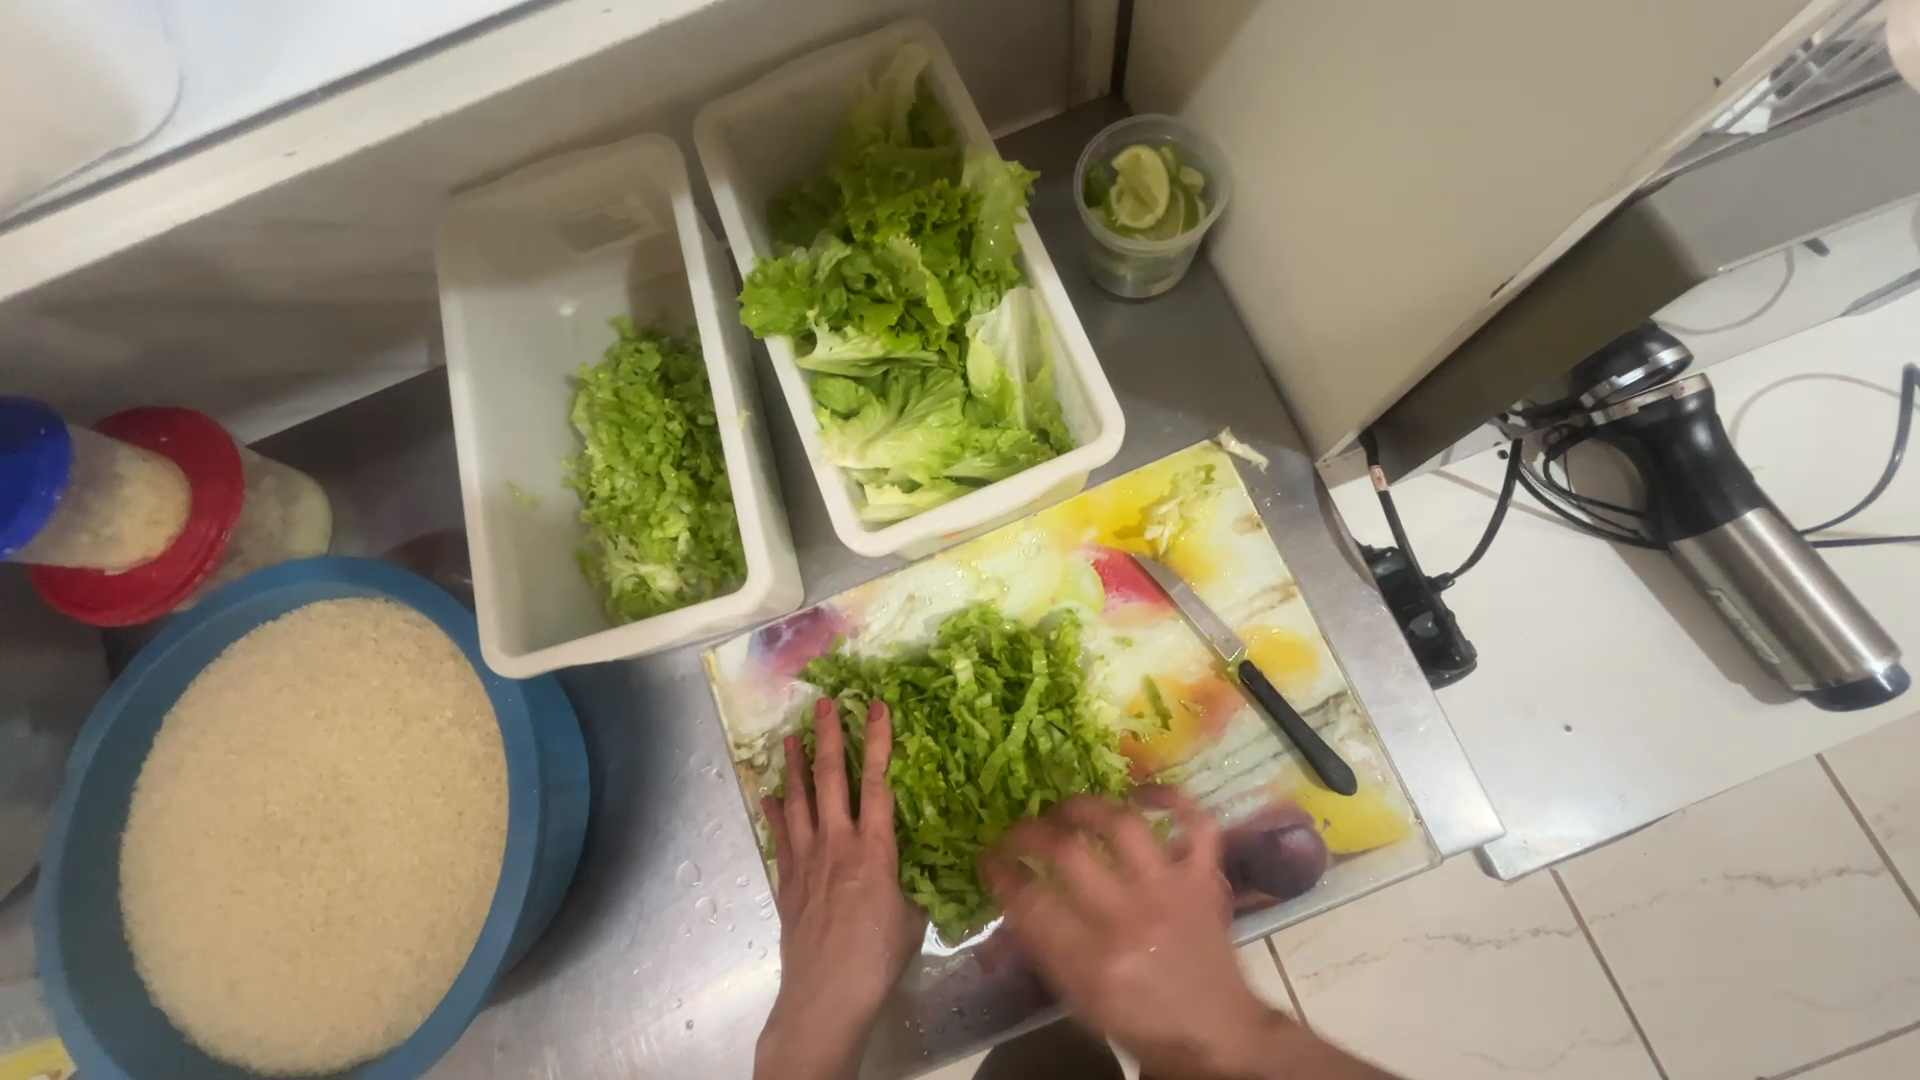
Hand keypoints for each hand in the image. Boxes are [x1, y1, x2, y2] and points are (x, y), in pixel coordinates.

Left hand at [755, 698, 923, 1079]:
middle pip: (832, 779)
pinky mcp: (788, 880)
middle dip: (829, 738)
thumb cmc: (878, 958)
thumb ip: (909, 881)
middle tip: (824, 705)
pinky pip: (780, 836)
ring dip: (795, 766)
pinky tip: (769, 794)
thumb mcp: (913, 916)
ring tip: (790, 737)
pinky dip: (774, 812)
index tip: (876, 707)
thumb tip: (913, 864)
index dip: (878, 741)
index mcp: (874, 848)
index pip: (879, 782)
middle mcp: (837, 842)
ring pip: (799, 800)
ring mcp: (807, 859)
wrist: (826, 996)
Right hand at [982, 790, 1395, 1079]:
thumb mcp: (1077, 997)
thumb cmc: (1135, 1018)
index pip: (1029, 899)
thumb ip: (1041, 943)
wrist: (1212, 1035)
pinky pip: (1195, 823)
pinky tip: (1140, 794)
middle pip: (1067, 851)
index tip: (990, 857)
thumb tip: (1009, 890)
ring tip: (1066, 809)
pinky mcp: (1203, 878)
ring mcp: (1170, 891)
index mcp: (1092, 961)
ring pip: (1124, 824)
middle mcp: (1129, 918)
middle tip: (1019, 831)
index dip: (999, 870)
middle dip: (1029, 832)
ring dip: (1086, 806)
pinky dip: (1171, 798)